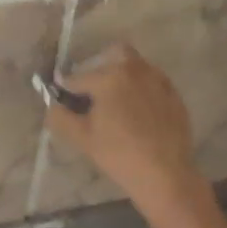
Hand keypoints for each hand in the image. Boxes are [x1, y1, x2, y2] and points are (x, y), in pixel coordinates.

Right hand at [45, 44, 205, 211]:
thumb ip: (60, 117)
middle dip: (100, 67)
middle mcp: (136, 70)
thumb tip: (53, 106)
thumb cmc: (118, 154)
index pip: (79, 77)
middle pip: (114, 54)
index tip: (60, 91)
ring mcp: (159, 80)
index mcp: (110, 77)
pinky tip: (138, 112)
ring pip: (136, 66)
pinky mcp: (174, 95)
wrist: (163, 173)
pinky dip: (141, 89)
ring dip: (122, 76)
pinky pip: (153, 82)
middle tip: (93, 90)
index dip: (66, 86)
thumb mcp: (81, 137)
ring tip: (116, 102)